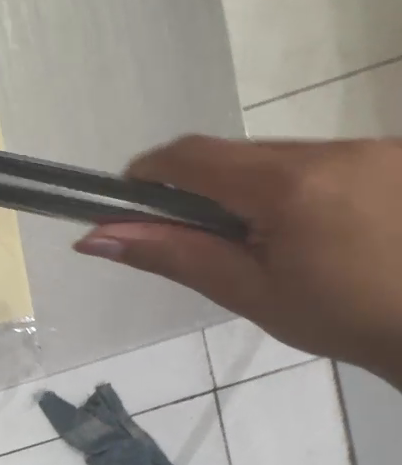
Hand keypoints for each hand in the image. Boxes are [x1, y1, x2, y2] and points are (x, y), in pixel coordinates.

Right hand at [75, 137, 401, 384]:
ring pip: (278, 158)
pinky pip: (321, 162)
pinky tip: (311, 234)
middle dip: (200, 191)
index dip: (146, 175)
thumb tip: (93, 237)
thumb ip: (169, 253)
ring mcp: (378, 149)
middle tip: (196, 242)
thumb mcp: (243, 288)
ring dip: (248, 191)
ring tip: (262, 245)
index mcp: (291, 184)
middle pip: (234, 155)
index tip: (126, 209)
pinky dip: (292, 190)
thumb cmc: (340, 315)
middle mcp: (337, 151)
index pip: (191, 155)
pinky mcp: (398, 158)